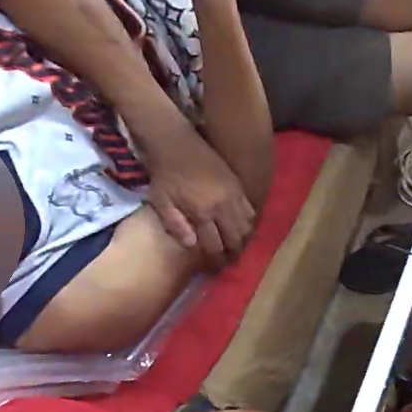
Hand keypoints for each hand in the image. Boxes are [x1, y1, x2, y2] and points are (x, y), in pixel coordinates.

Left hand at [144, 130, 253, 267]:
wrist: (175, 143)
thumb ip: (176, 225)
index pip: (215, 246)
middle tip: (228, 262)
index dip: (215, 260)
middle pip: (236, 239)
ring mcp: (234, 195)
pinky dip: (248, 223)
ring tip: (236, 247)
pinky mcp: (238, 185)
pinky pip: (250, 210)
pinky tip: (240, 228)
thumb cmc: (164, 174)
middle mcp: (222, 206)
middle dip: (233, 254)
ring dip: (242, 240)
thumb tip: (192, 246)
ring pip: (247, 226)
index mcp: (202, 212)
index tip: (213, 268)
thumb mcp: (161, 202)